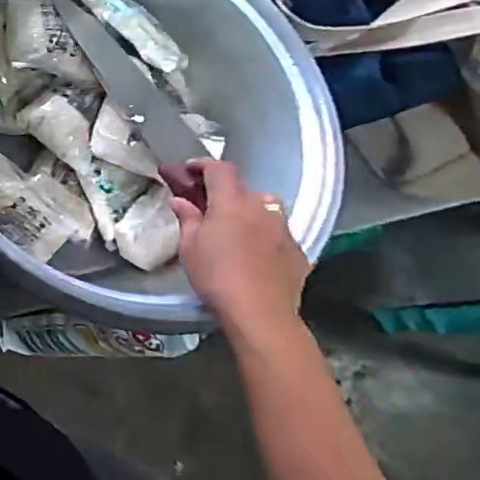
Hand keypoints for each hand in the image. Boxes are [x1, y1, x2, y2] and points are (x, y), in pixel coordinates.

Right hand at [162, 159, 312, 339]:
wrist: (260, 314)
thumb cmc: (215, 275)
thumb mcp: (189, 246)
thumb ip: (187, 218)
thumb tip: (181, 201)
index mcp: (231, 202)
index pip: (220, 169)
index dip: (203, 165)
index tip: (189, 170)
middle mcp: (262, 208)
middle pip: (243, 189)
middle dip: (225, 194)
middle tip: (209, 210)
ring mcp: (284, 229)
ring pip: (265, 209)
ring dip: (249, 213)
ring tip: (235, 231)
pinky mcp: (298, 251)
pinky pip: (278, 233)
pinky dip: (264, 235)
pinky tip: (255, 254)